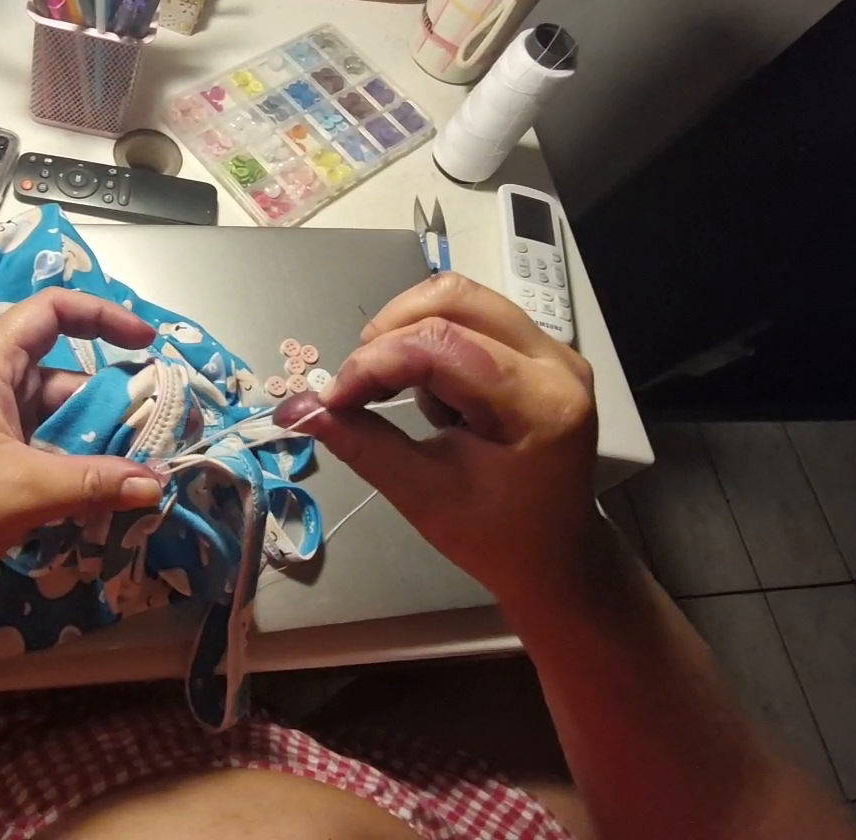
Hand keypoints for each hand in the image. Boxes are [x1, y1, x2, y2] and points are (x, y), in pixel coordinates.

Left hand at [0, 288, 163, 623]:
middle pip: (67, 377)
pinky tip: (107, 502)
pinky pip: (48, 459)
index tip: (147, 345)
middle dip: (114, 403)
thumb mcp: (20, 489)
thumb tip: (159, 482)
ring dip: (100, 447)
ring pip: (61, 425)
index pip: (50, 312)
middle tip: (161, 434)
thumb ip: (94, 481)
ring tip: (144, 475)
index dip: (102, 315)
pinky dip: (78, 474)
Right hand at [276, 273, 598, 606]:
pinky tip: (423, 388)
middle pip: (454, 298)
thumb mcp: (421, 496)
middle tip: (359, 381)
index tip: (334, 399)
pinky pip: (470, 316)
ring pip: (460, 298)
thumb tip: (298, 409)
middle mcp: (554, 361)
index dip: (374, 363)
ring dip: (407, 332)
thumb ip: (361, 443)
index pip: (441, 347)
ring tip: (390, 386)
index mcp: (539, 405)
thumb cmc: (495, 537)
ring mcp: (551, 350)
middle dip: (390, 332)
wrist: (557, 558)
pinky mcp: (537, 350)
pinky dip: (427, 339)